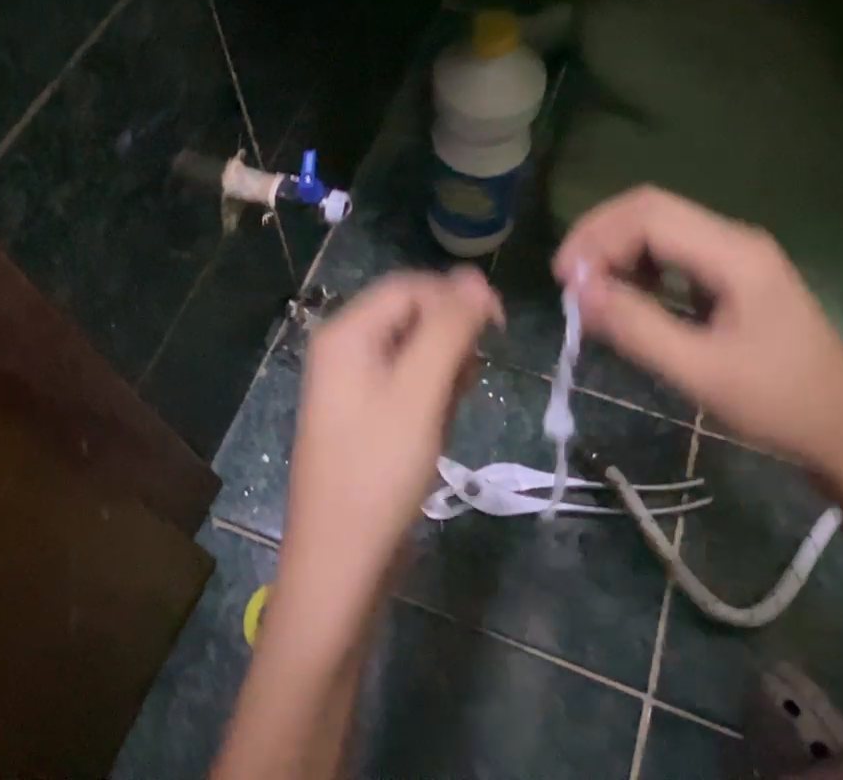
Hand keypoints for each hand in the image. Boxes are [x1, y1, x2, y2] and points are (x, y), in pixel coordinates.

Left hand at [285, 267, 503, 577]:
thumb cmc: (379, 472)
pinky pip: (409, 388)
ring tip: (447, 417)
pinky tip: (436, 433)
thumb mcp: (419, 392)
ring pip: (417, 354)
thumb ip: (448, 329)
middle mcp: (344, 351)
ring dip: (445, 376)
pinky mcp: (366, 419)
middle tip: (467, 385)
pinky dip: (432, 402)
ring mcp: (353, 387)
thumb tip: (475, 280)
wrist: (342, 562)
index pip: (411, 286)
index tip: (500, 328)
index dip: (458, 297)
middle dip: (451, 343)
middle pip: (413, 317)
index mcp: (346, 333)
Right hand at [553, 186, 842, 469]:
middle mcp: (735, 241)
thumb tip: (578, 292)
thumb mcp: (701, 372)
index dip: (597, 238)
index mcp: (733, 254)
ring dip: (618, 252)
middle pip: (652, 212)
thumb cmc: (780, 405)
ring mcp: (737, 258)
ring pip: (661, 231)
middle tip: (567, 284)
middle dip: (601, 239)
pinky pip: (675, 256)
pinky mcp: (734, 280)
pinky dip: (640, 269)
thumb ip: (638, 327)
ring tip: (590, 293)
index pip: (648, 215)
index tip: (564, 282)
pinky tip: (628, 299)